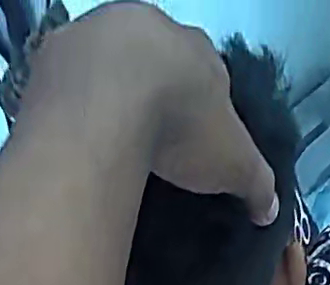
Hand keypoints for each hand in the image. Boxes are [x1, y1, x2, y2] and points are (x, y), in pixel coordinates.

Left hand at [20, 2, 278, 224]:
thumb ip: (257, 184)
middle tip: (156, 142)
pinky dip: (79, 103)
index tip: (199, 141)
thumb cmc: (184, 127)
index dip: (207, 109)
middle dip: (160, 96)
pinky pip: (73, 79)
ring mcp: (99, 32)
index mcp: (199, 51)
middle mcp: (151, 27)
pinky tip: (81, 135)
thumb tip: (271, 211)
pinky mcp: (58, 50)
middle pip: (160, 63)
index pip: (210, 76)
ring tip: (114, 140)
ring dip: (116, 95)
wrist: (109, 102)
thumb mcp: (234, 164)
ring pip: (114, 64)